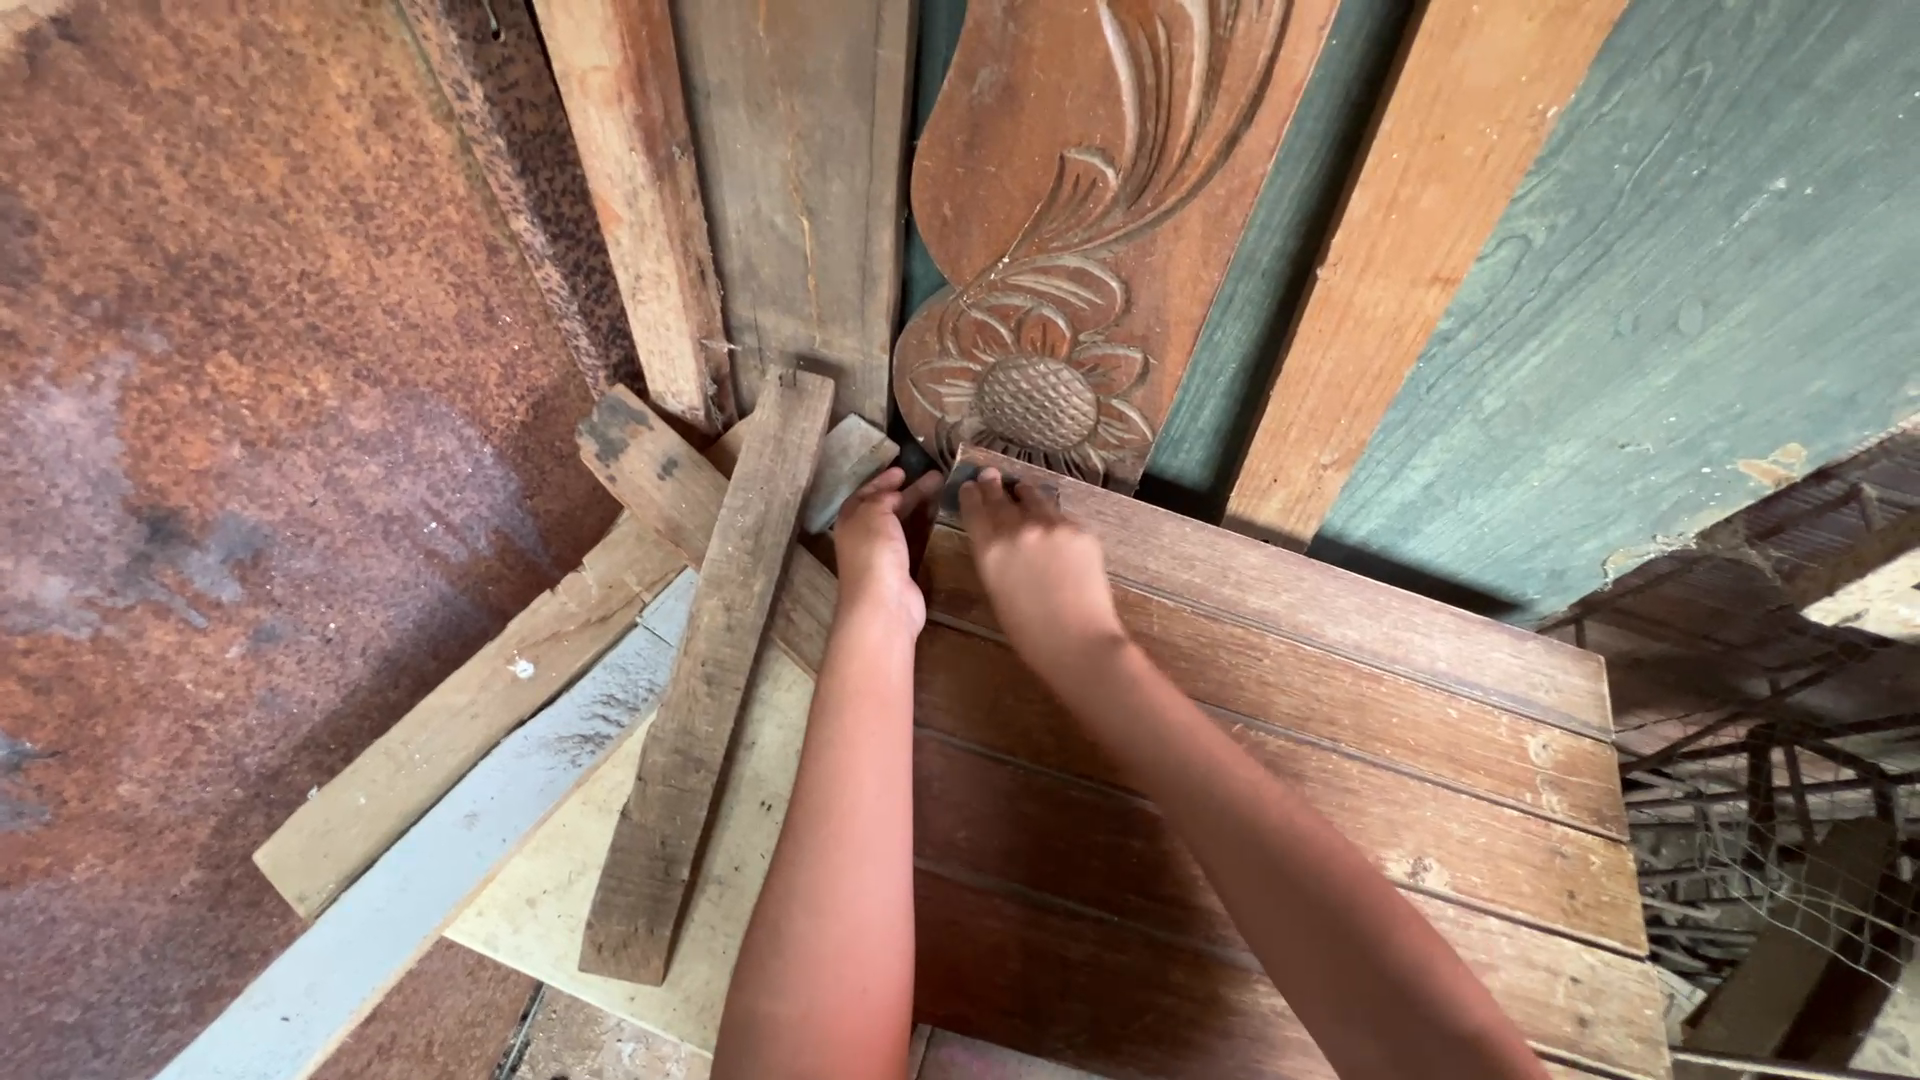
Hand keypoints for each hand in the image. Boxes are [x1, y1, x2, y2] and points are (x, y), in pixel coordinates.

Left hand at [832, 466, 943, 633]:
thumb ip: (882, 498)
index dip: (882, 480)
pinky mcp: (901, 571)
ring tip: (940, 494)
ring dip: (917, 508)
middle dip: (906, 491)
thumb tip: (893, 496)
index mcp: (850, 521)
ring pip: (900, 524)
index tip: (903, 469)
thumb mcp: (873, 513)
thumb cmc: (874, 552)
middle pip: (885, 507)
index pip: (865, 493)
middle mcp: (863, 537)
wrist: (884, 603)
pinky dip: (922, 530)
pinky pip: (912, 543)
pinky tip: (936, 524)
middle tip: (932, 477)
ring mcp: (883, 555)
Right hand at [957, 468, 1128, 679]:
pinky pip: (1061, 515)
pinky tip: (1052, 519)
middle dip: (993, 486)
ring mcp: (1051, 526)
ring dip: (1024, 492)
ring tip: (1021, 488)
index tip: (971, 486)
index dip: (972, 495)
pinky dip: (1052, 516)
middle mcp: (1016, 529)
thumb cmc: (1029, 632)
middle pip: (1000, 498)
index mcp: (989, 550)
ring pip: (1033, 498)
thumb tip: (1001, 541)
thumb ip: (996, 559)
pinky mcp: (1079, 529)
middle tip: (990, 475)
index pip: (974, 510)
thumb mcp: (997, 591)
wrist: (1078, 640)